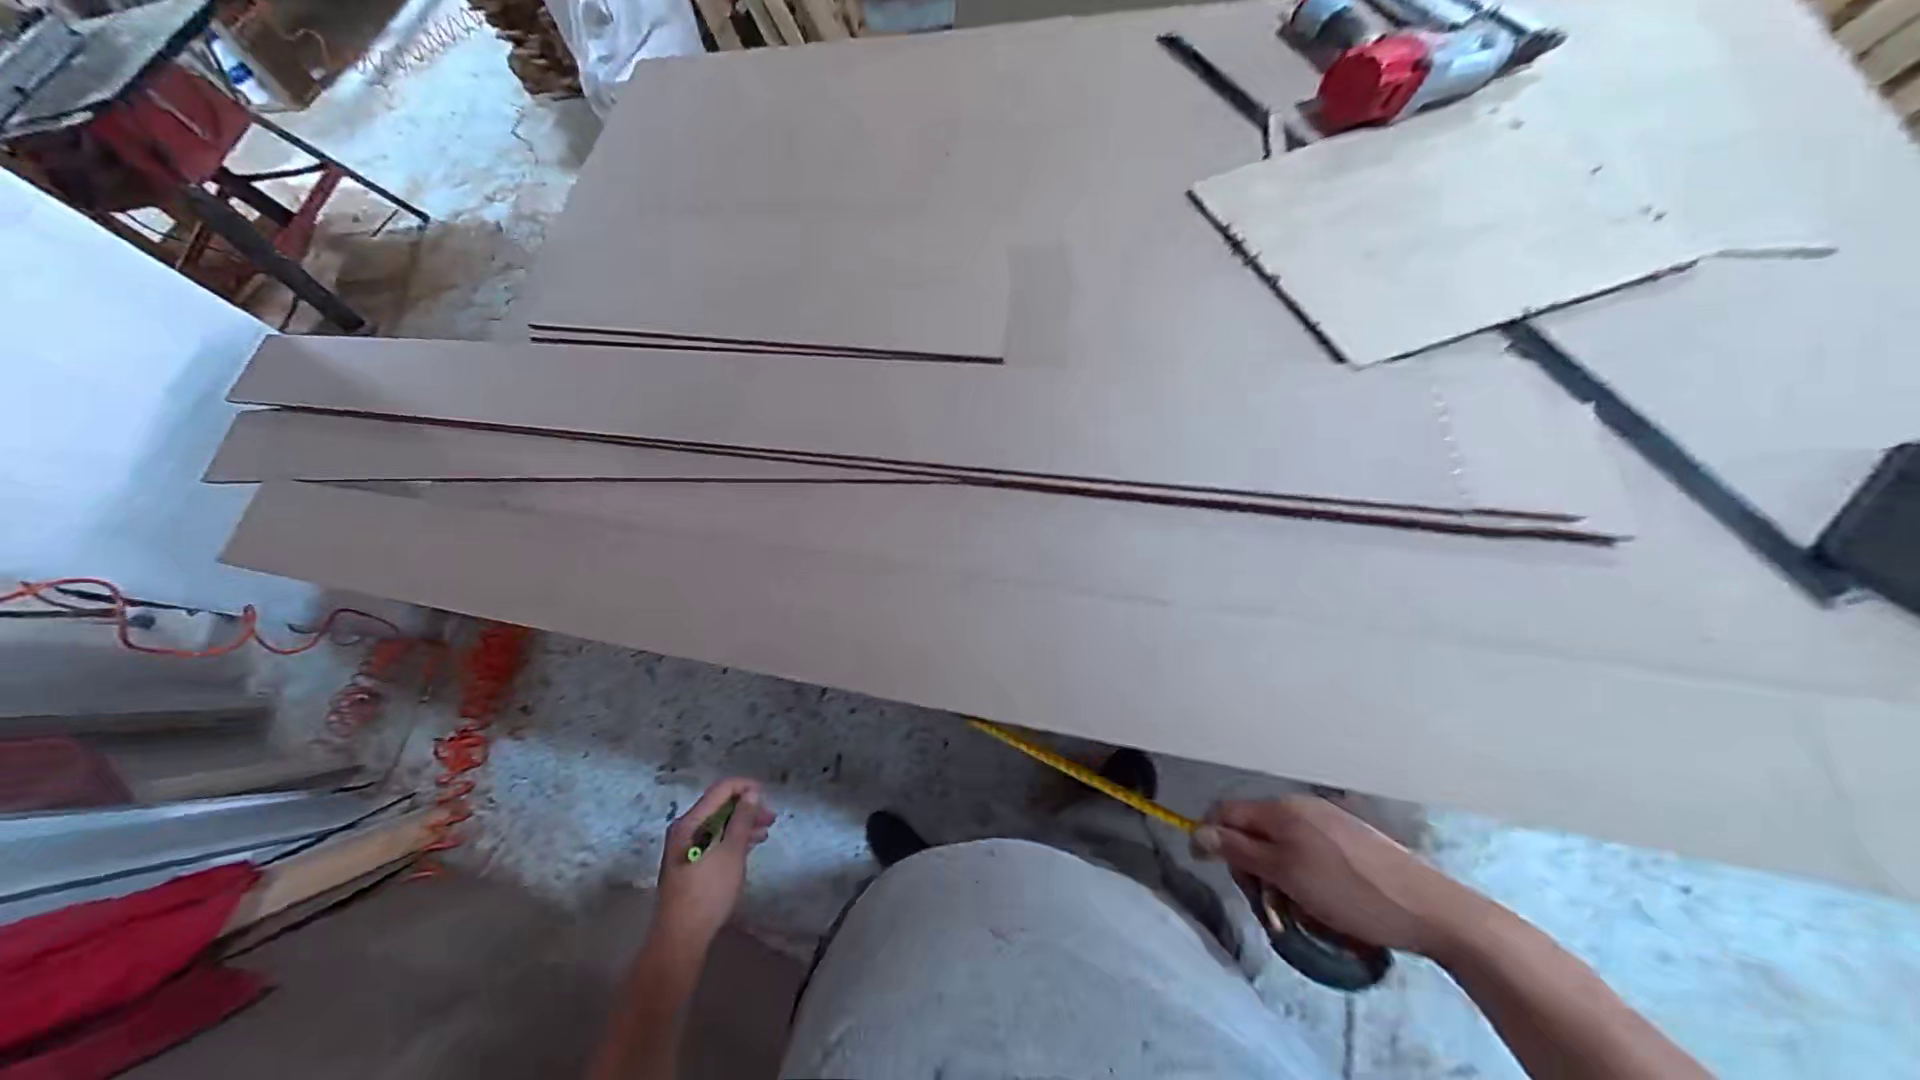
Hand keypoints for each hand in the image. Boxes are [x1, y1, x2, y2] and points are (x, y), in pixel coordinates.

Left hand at [652, 778, 776, 949]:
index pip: (721, 789)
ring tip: (764, 832)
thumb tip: (752, 793)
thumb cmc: (708, 891)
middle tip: (770, 817)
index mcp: (691, 822)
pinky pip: (714, 838)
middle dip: (746, 806)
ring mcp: (685, 846)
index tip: (767, 796)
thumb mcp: (732, 851)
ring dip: (742, 823)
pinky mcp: (689, 862)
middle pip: (719, 805)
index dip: (746, 787)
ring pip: (718, 823)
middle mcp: (685, 829)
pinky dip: (732, 837)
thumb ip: (743, 819)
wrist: (681, 937)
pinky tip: (749, 845)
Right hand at [1194, 795, 1488, 960]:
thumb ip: (1239, 850)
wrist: (1430, 909)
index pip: (1225, 812)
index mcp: (1280, 809)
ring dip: (1277, 879)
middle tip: (1266, 906)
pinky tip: (1319, 903)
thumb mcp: (1285, 875)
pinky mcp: (1348, 840)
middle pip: (1252, 832)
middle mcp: (1300, 807)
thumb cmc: (1349, 892)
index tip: (1207, 869)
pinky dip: (1301, 877)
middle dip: (1250, 868)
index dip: (1210, 837)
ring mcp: (1326, 822)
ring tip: (1296, 913)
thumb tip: (1198, 831)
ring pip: (1279, 846)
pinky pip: (1306, 853)